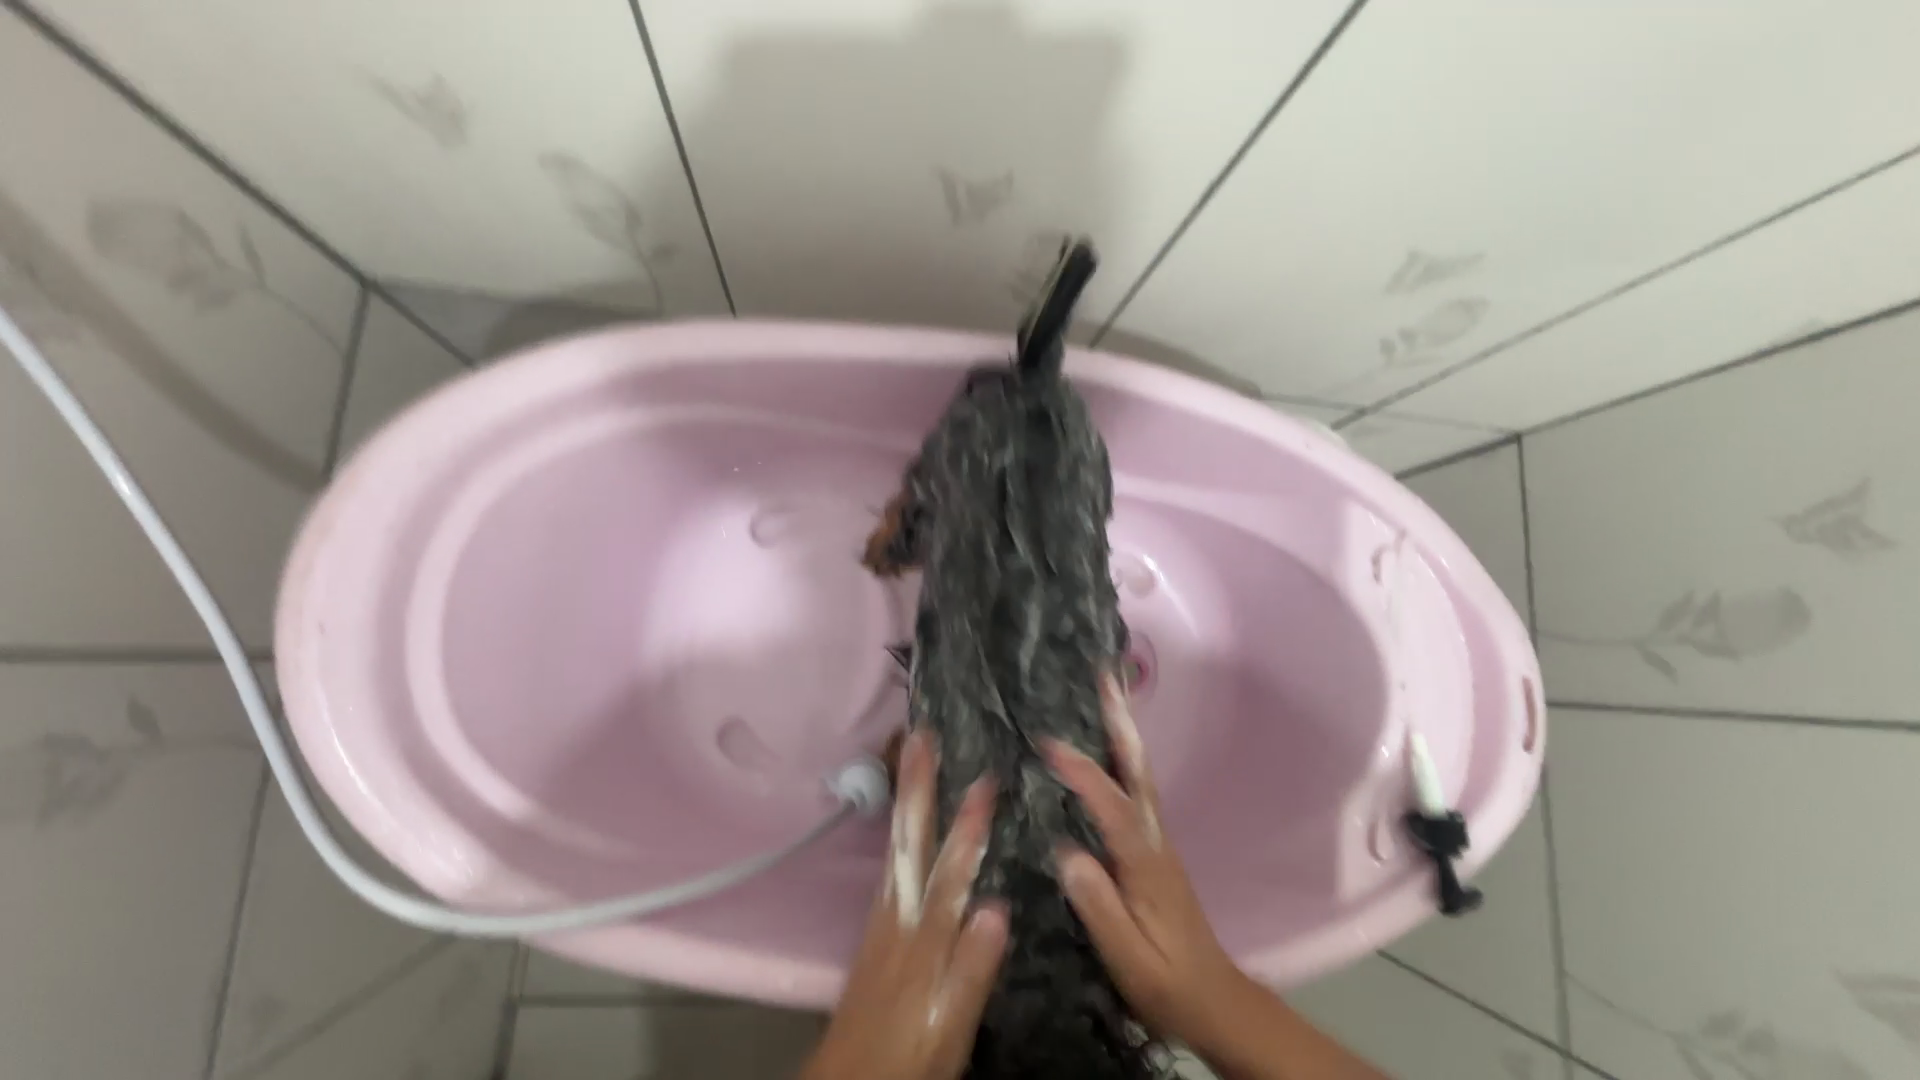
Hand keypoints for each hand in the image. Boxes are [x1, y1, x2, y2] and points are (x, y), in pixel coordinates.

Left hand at [801, 731, 1009, 1079]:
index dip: (969, 824)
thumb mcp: (949, 1024)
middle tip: (919, 735)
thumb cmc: (908, 1055)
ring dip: (906, 797)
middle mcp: (898, 913)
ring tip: (914, 758)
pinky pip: (892, 860)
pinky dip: (902, 827)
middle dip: (916, 784)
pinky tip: (909, 821)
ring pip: (897, 842)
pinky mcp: (877, 924)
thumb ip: (972, 968)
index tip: (984, 778)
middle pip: (909, 837)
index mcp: (922, 936)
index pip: (951, 868)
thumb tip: (996, 905)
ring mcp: (883, 915)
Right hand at [1044, 675, 1248, 1050]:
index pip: (1112, 806)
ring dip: (1122, 731)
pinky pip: (1132, 790)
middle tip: (1104, 676)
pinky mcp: (1151, 848)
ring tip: (1102, 694)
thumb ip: (1099, 905)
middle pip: (1137, 770)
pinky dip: (1119, 758)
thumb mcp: (1130, 957)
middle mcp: (1155, 840)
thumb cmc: (1168, 982)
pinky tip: (1103, 750)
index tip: (1049, 745)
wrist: (1214, 998)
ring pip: (1137, 775)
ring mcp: (1156, 841)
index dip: (1083, 773)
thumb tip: (1066, 851)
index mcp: (1146, 862)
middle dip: (1121, 722)